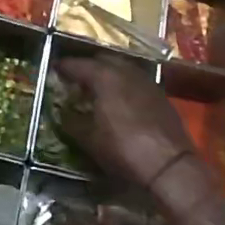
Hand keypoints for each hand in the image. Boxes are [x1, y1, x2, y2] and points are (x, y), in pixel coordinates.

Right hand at [53, 55, 198, 194]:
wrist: (170, 165)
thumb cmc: (123, 149)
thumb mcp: (89, 140)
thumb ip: (71, 122)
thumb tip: (61, 113)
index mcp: (104, 76)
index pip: (77, 64)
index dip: (63, 66)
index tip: (54, 69)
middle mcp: (125, 70)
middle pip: (101, 59)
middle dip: (87, 66)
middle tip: (76, 77)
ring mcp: (145, 80)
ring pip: (121, 67)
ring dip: (107, 72)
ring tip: (97, 86)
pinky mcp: (160, 93)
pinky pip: (135, 79)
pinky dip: (123, 83)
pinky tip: (120, 98)